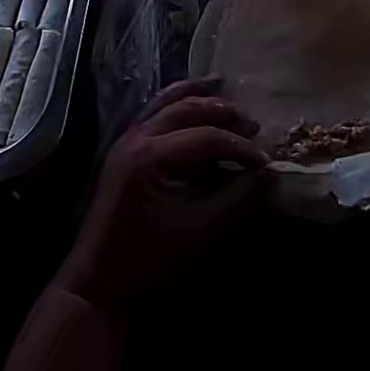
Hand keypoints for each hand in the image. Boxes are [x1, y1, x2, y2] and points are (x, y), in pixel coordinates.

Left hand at [57, 77, 269, 311]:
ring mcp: (125, 144)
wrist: (99, 285)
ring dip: (194, 96)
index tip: (265, 162)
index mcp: (151, 155)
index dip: (240, 146)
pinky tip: (189, 109)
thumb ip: (238, 199)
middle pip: (184, 108)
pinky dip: (173, 106)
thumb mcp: (201, 233)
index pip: (207, 136)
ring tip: (221, 85)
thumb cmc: (150, 262)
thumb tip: (270, 174)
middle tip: (252, 122)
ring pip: (163, 104)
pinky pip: (152, 117)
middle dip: (221, 111)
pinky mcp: (123, 155)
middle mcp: (135, 139)